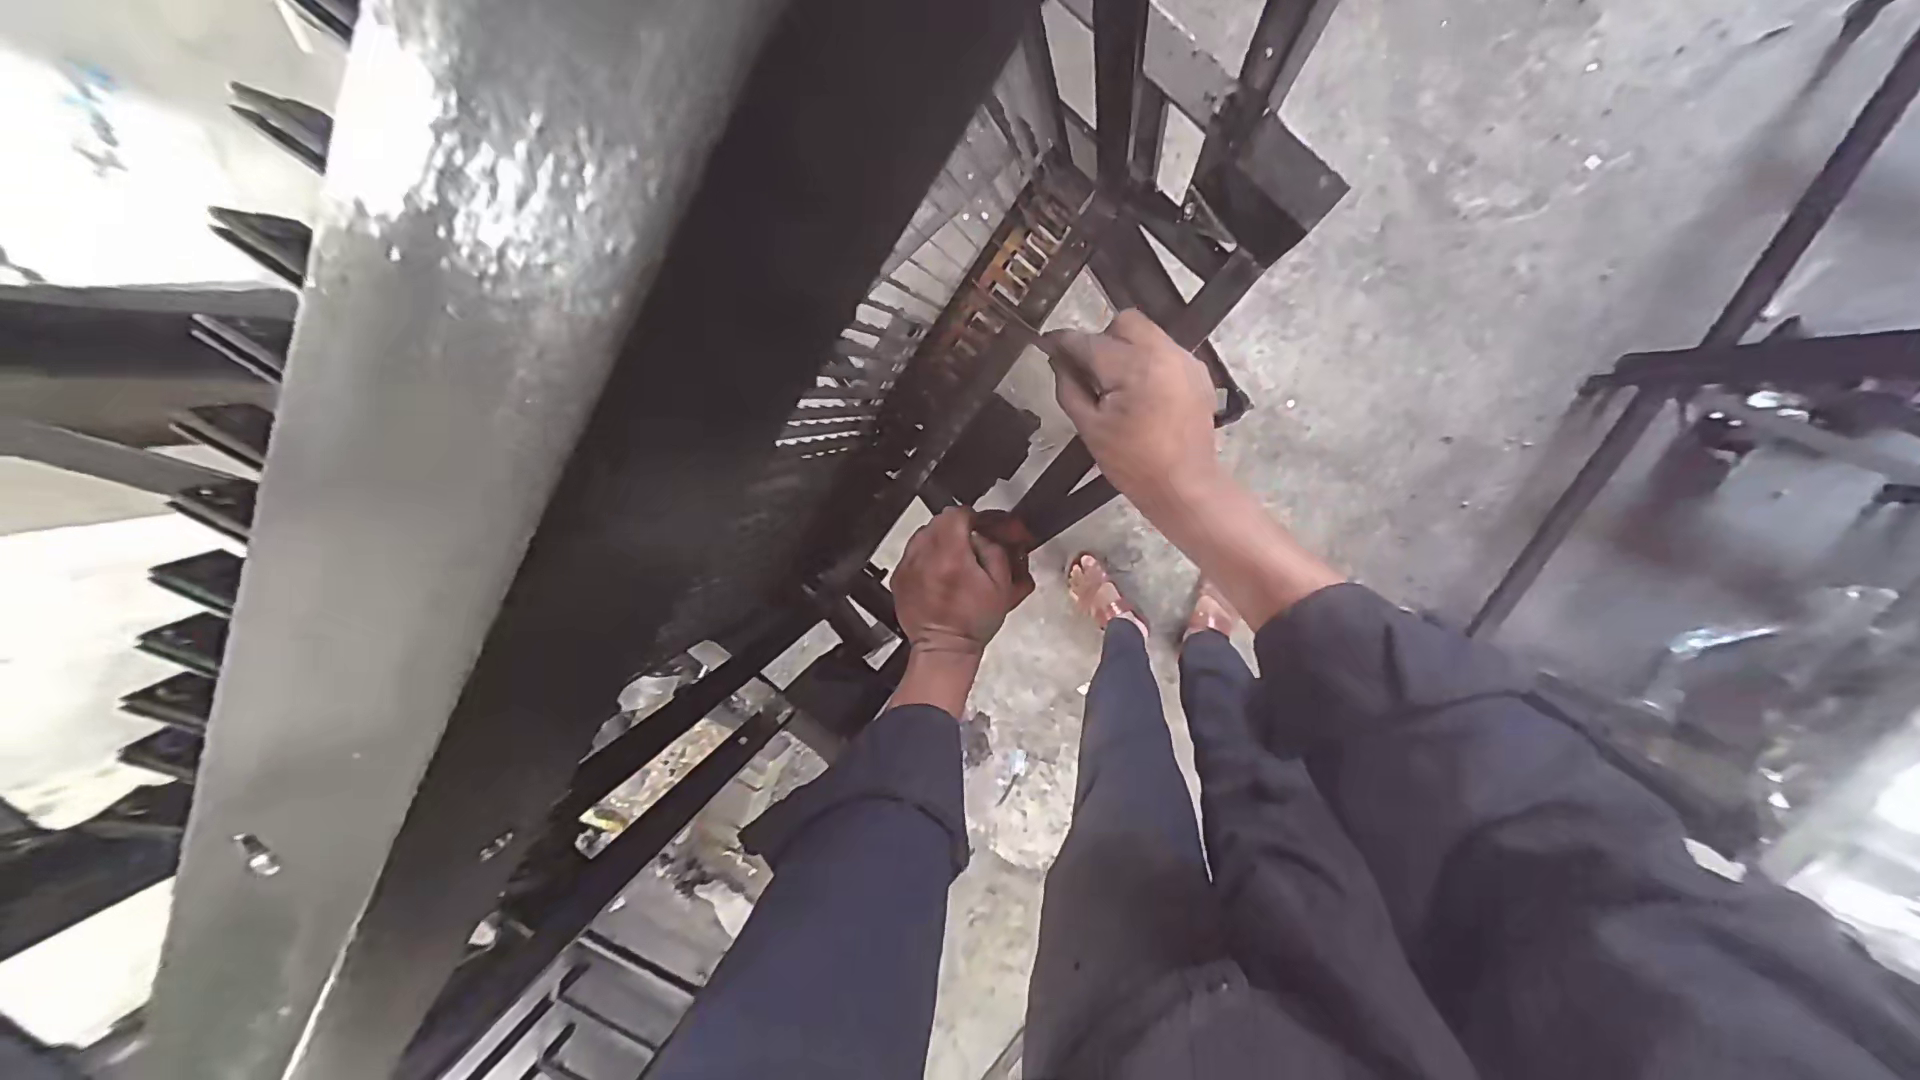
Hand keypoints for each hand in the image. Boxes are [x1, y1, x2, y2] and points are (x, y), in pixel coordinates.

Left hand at [893, 507, 1030, 657]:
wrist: (944, 648)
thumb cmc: (973, 622)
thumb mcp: (1001, 585)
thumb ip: (995, 550)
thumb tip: (984, 533)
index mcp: (951, 556)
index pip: (958, 514)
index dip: (975, 517)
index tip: (983, 527)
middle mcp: (924, 557)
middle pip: (940, 521)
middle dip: (960, 527)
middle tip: (973, 541)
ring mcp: (908, 566)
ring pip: (924, 533)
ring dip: (942, 539)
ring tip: (956, 557)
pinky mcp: (899, 576)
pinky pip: (913, 551)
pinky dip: (927, 554)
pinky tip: (940, 570)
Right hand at [1045, 309, 1219, 508]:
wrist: (1183, 486)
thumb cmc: (1132, 463)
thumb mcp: (1089, 428)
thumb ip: (1069, 388)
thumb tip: (1058, 362)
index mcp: (1133, 366)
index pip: (1088, 341)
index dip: (1063, 342)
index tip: (1047, 343)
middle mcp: (1163, 352)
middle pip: (1124, 322)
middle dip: (1102, 339)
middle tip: (1091, 371)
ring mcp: (1185, 360)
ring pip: (1148, 334)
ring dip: (1126, 350)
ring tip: (1118, 386)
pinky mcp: (1198, 373)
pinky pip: (1166, 352)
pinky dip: (1148, 363)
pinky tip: (1143, 394)